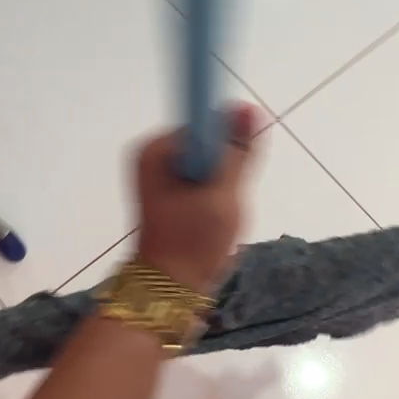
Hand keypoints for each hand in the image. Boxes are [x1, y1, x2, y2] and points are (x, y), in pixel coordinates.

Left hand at [133, 102, 262, 294]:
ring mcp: (160, 176)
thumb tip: (246, 108)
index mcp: (155, 149)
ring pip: (212, 165)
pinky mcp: (171, 193)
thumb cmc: (193, 242)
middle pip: (210, 143)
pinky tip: (213, 220)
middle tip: (222, 204)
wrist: (171, 290)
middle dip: (226, 171)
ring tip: (217, 215)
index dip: (228, 146)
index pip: (206, 124)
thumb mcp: (222, 194)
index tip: (233, 178)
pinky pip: (205, 182)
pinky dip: (217, 198)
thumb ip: (237, 151)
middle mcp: (152, 156)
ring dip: (224, 187)